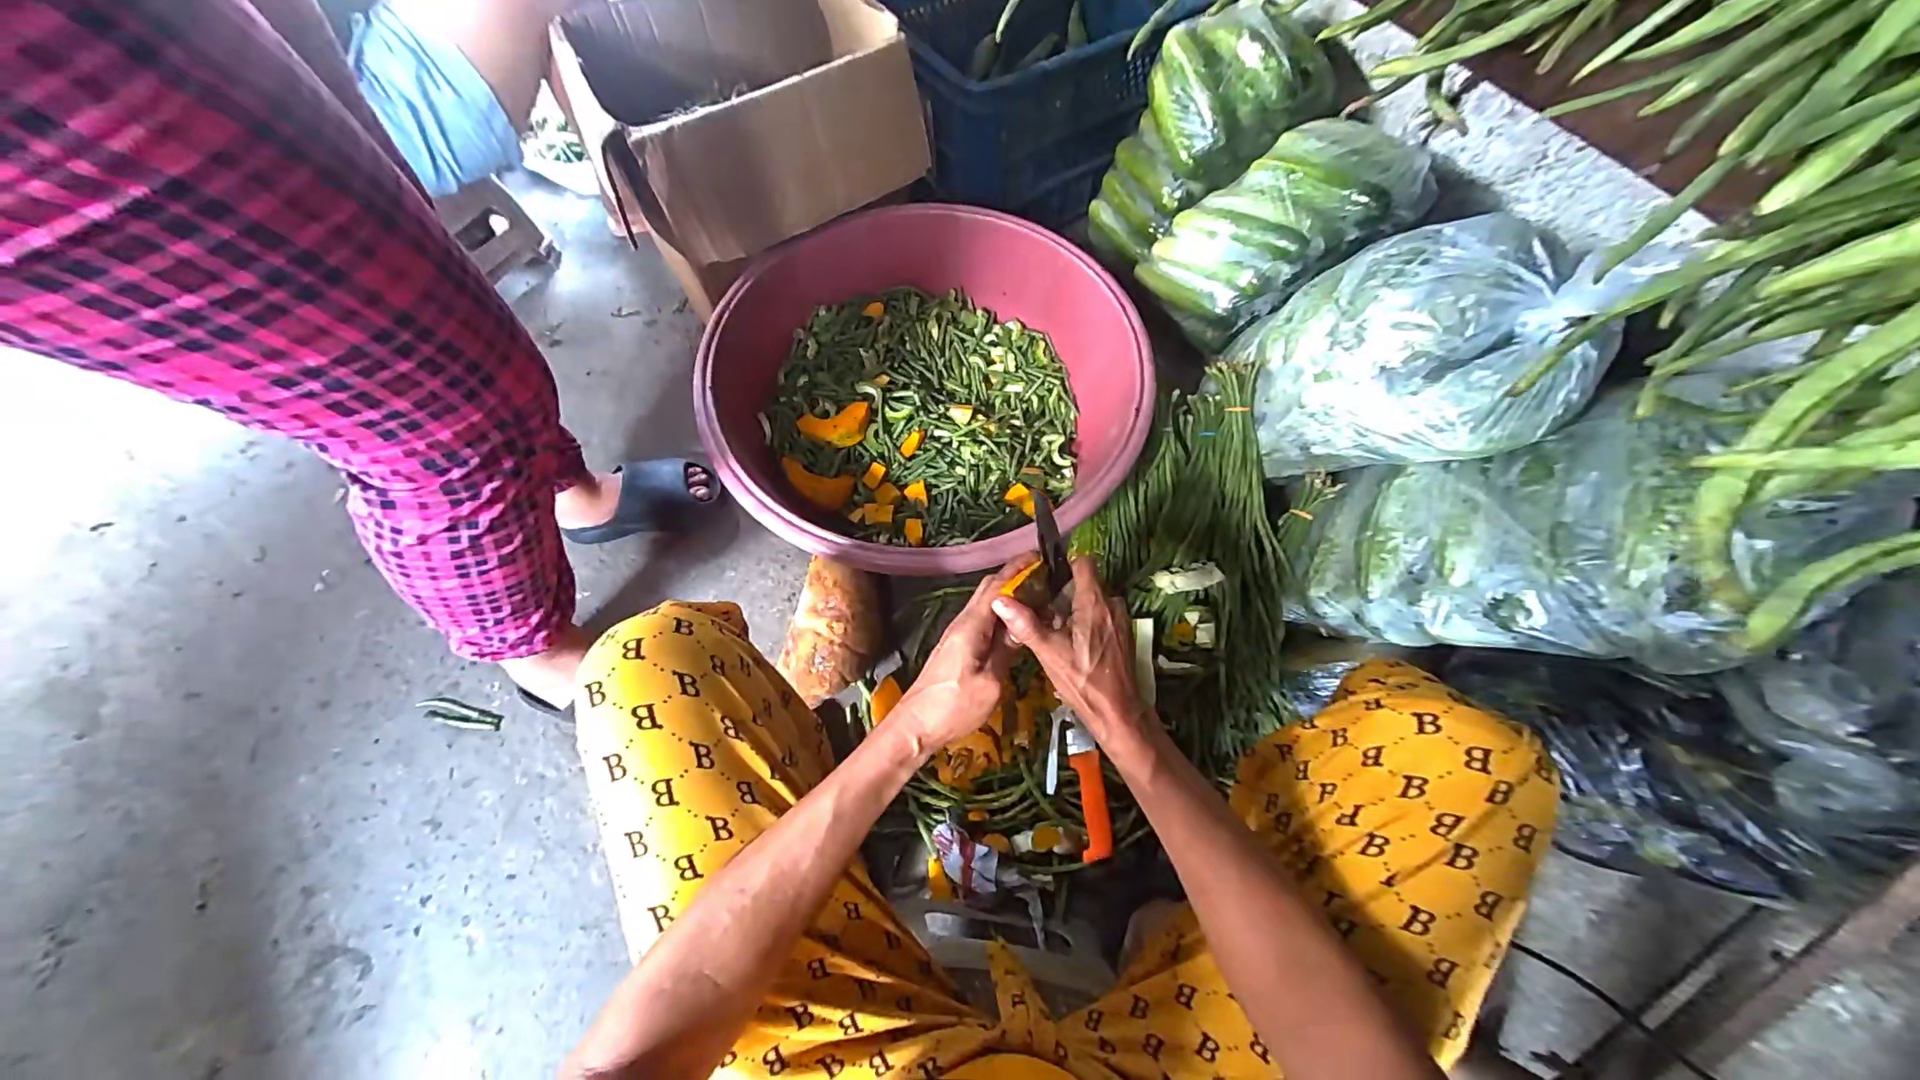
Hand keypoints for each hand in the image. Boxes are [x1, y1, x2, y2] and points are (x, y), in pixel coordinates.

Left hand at [890, 558, 1027, 753]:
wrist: (914, 728)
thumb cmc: (953, 708)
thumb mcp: (991, 683)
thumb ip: (1007, 651)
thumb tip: (1022, 624)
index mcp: (971, 625)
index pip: (998, 586)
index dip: (1020, 569)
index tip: (1042, 557)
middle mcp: (962, 623)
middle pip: (990, 589)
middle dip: (1016, 578)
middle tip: (1047, 577)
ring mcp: (958, 635)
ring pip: (986, 605)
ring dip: (1010, 598)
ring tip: (1040, 599)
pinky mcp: (957, 648)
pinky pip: (983, 622)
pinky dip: (1002, 616)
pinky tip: (1018, 626)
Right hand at [991, 556, 1152, 749]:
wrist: (1118, 711)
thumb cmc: (1083, 680)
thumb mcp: (1048, 652)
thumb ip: (1025, 623)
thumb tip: (999, 600)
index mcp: (1095, 601)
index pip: (1084, 562)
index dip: (1064, 564)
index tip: (1046, 576)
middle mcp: (1112, 603)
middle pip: (1086, 581)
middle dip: (1065, 590)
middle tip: (1042, 606)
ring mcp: (1121, 619)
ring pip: (1094, 599)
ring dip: (1075, 607)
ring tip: (1054, 625)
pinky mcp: (1123, 633)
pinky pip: (1102, 614)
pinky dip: (1087, 619)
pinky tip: (1071, 640)